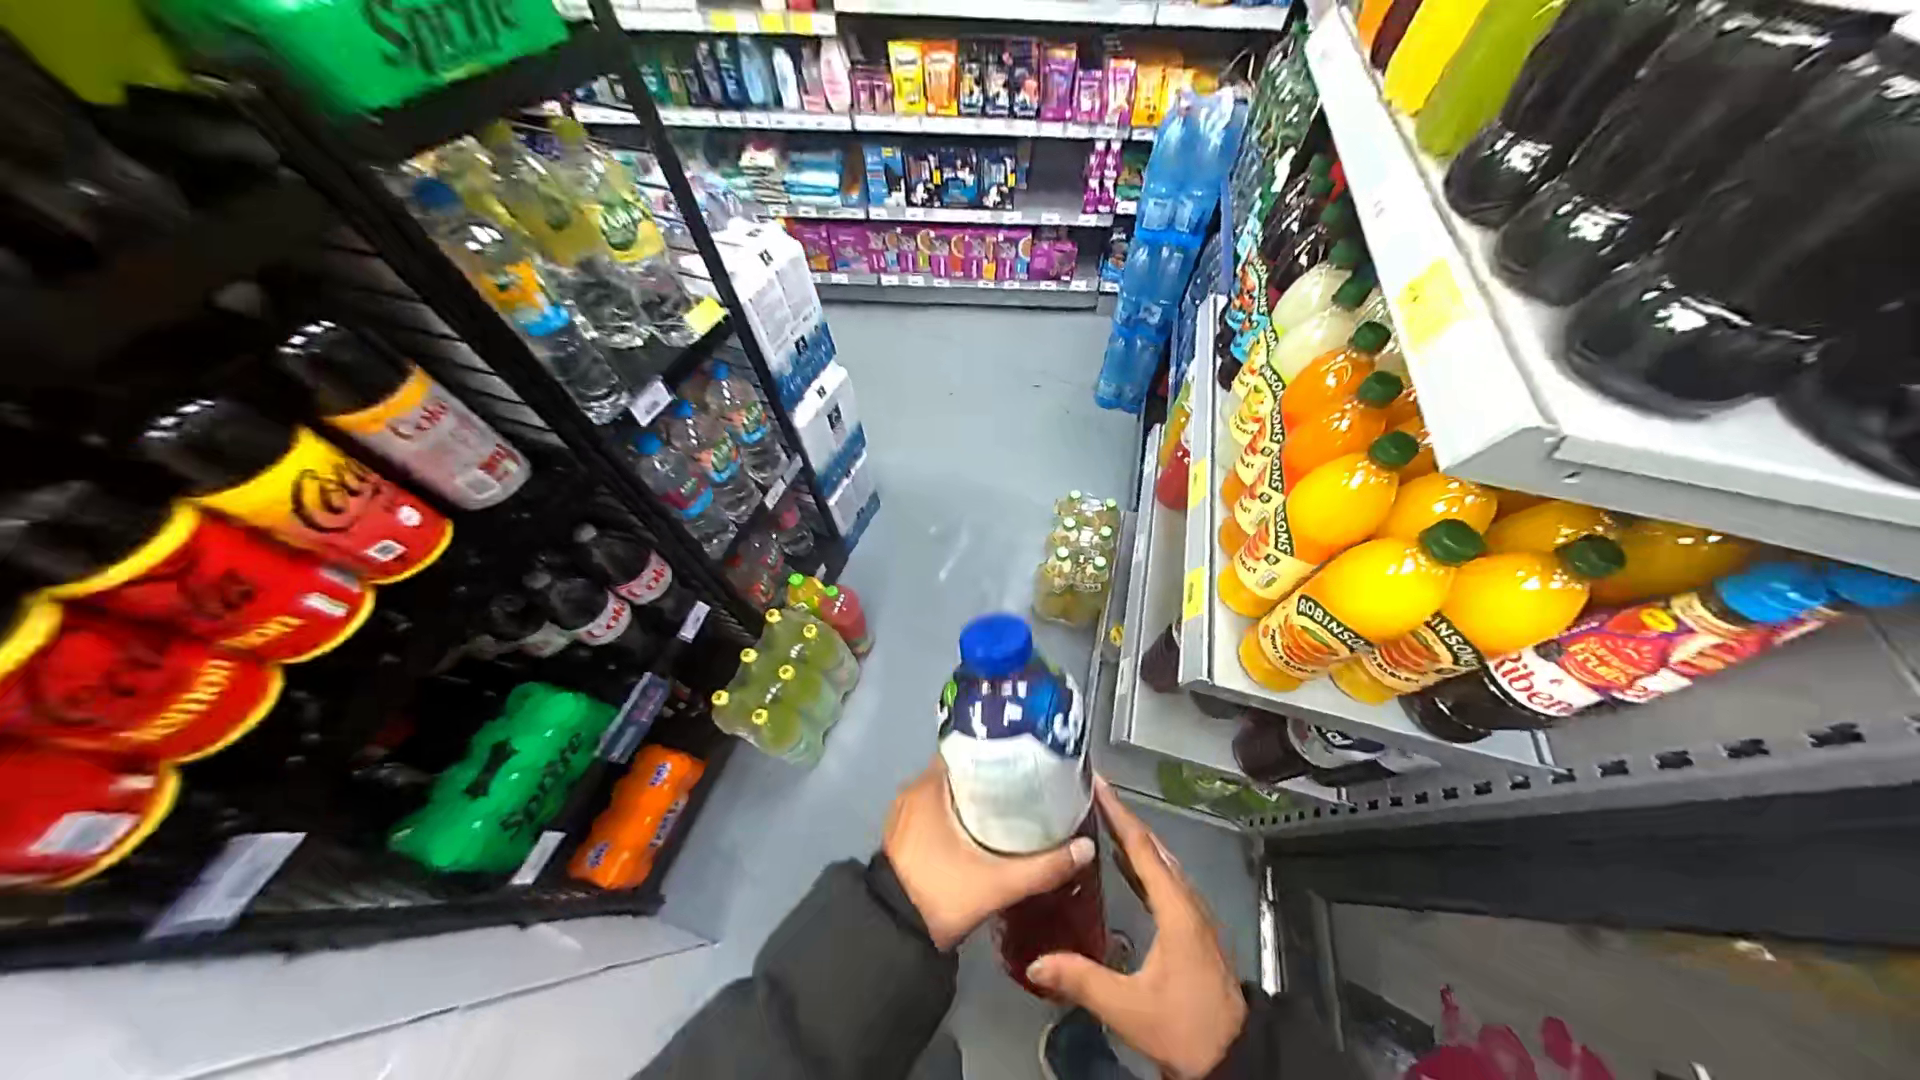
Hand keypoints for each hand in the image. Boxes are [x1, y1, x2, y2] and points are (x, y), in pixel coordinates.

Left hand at [883, 756, 1095, 951]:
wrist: (893, 936)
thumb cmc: (941, 895)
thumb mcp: (998, 883)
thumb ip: (1044, 866)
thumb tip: (1086, 847)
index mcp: (929, 786)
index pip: (967, 748)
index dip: (997, 749)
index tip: (1026, 755)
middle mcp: (914, 790)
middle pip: (962, 769)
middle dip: (994, 774)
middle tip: (1031, 780)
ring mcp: (907, 813)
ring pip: (950, 791)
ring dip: (978, 794)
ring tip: (1017, 800)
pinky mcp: (906, 834)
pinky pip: (939, 809)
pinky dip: (962, 811)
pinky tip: (989, 826)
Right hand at [1027, 777, 1246, 1079]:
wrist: (1236, 1057)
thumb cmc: (1184, 1027)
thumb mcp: (1129, 1008)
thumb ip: (1082, 980)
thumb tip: (1035, 962)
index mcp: (1176, 908)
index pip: (1143, 848)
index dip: (1119, 814)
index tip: (1098, 784)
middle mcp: (1187, 900)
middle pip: (1154, 847)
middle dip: (1123, 817)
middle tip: (1092, 794)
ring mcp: (1193, 913)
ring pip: (1161, 861)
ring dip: (1133, 836)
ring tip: (1102, 818)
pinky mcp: (1192, 926)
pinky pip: (1164, 878)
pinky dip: (1142, 860)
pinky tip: (1122, 862)